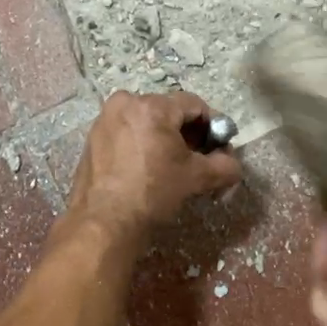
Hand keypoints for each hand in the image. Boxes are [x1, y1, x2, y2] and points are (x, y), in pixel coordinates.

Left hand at [68, 90, 242, 238]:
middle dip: (185, 132)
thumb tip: (233, 162)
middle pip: (167, 111)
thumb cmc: (153, 193)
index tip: (217, 146)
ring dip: (161, 138)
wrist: (104, 223)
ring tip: (169, 166)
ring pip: (145, 121)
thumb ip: (223, 165)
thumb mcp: (195, 178)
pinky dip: (139, 144)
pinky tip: (144, 169)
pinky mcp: (92, 136)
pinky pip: (126, 131)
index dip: (211, 124)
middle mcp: (125, 102)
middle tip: (195, 159)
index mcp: (151, 106)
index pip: (193, 104)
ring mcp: (105, 118)